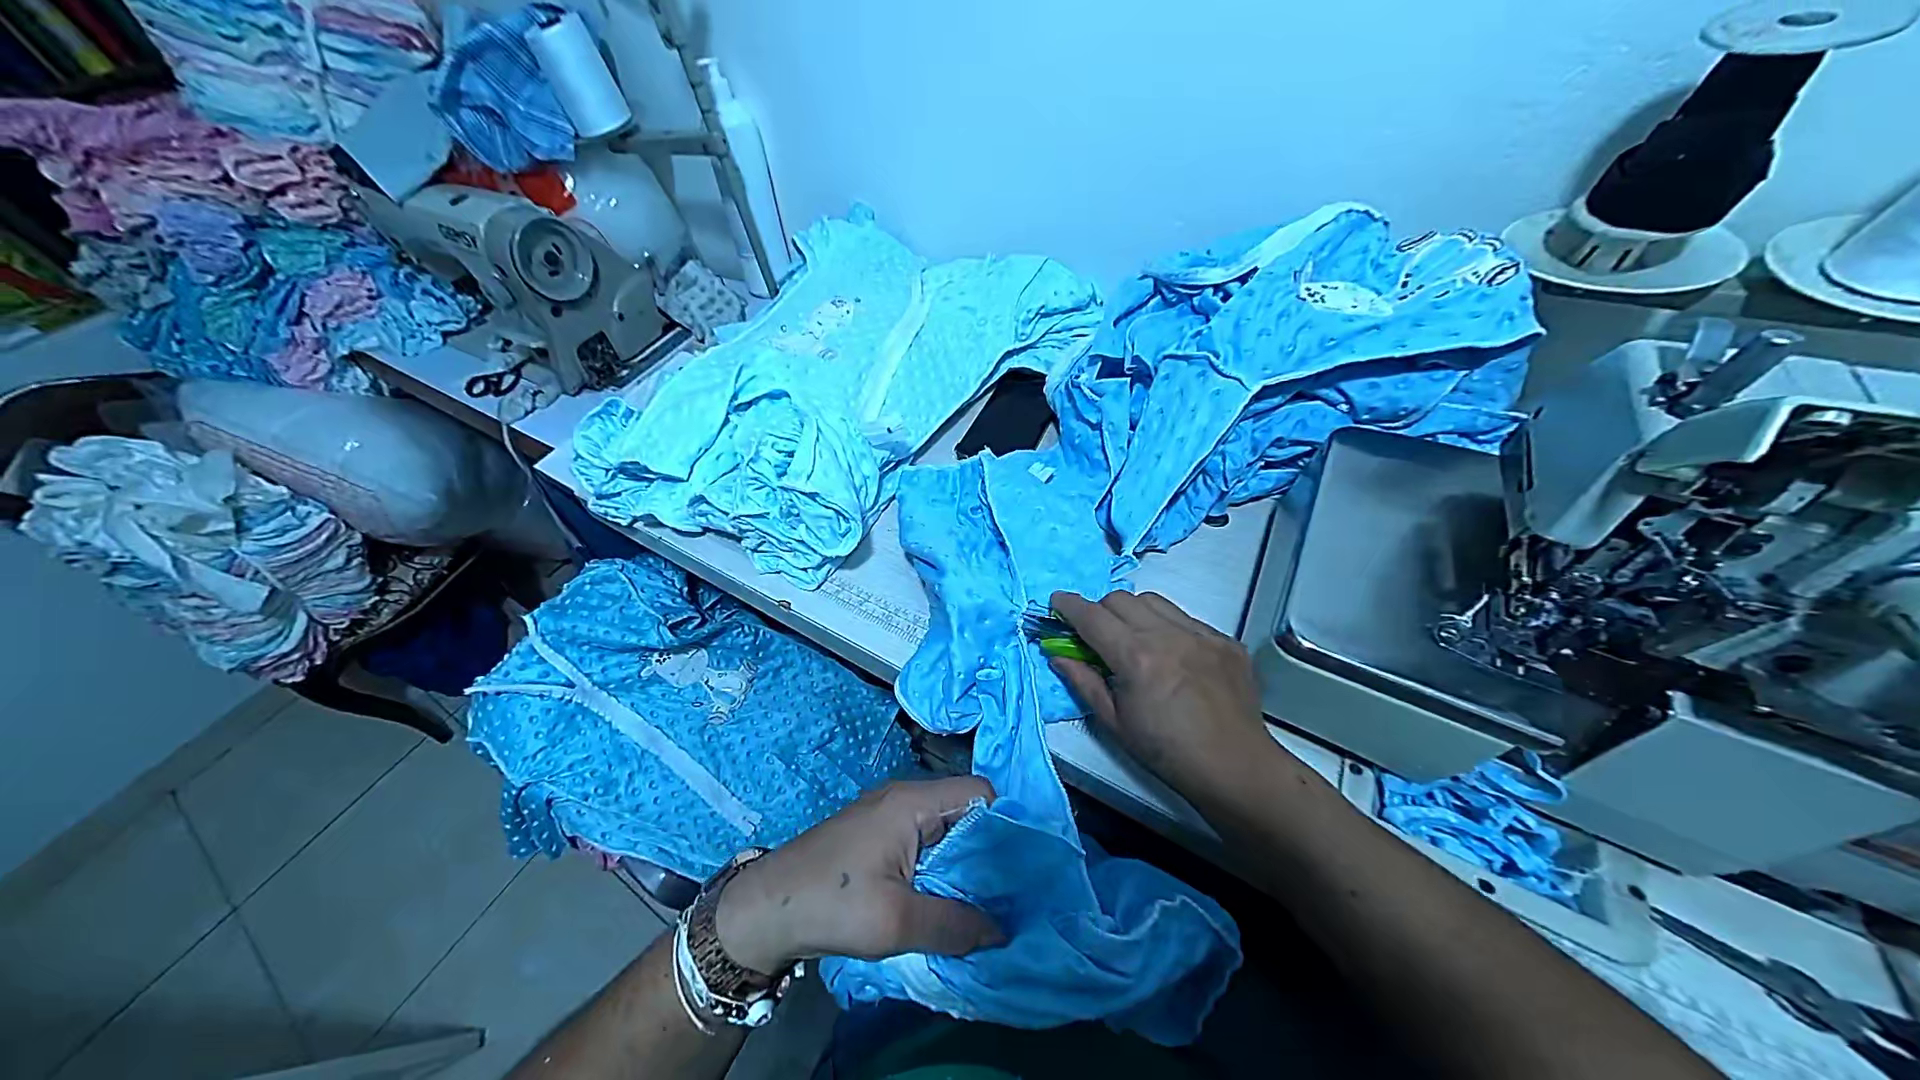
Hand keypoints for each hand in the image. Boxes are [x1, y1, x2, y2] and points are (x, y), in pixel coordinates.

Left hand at [714, 777, 1005, 974]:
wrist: (765, 908)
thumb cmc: (831, 902)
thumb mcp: (896, 922)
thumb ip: (954, 924)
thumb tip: (1000, 931)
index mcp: (913, 802)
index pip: (980, 793)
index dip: (1005, 824)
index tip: (1021, 866)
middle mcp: (904, 797)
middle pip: (965, 809)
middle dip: (988, 847)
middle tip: (1009, 889)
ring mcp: (888, 813)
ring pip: (945, 827)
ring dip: (964, 859)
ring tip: (985, 898)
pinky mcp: (877, 834)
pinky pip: (925, 839)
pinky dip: (942, 863)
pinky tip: (947, 896)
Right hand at [1048, 590, 1274, 798]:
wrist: (1233, 767)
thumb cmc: (1167, 752)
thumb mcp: (1114, 722)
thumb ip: (1083, 682)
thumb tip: (1058, 655)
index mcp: (1136, 657)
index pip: (1092, 616)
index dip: (1068, 606)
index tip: (1056, 604)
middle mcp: (1169, 636)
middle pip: (1120, 599)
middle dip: (1100, 611)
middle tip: (1097, 636)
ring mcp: (1201, 635)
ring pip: (1154, 602)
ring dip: (1134, 613)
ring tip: (1137, 642)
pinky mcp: (1224, 641)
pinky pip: (1186, 619)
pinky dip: (1169, 628)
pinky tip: (1173, 657)